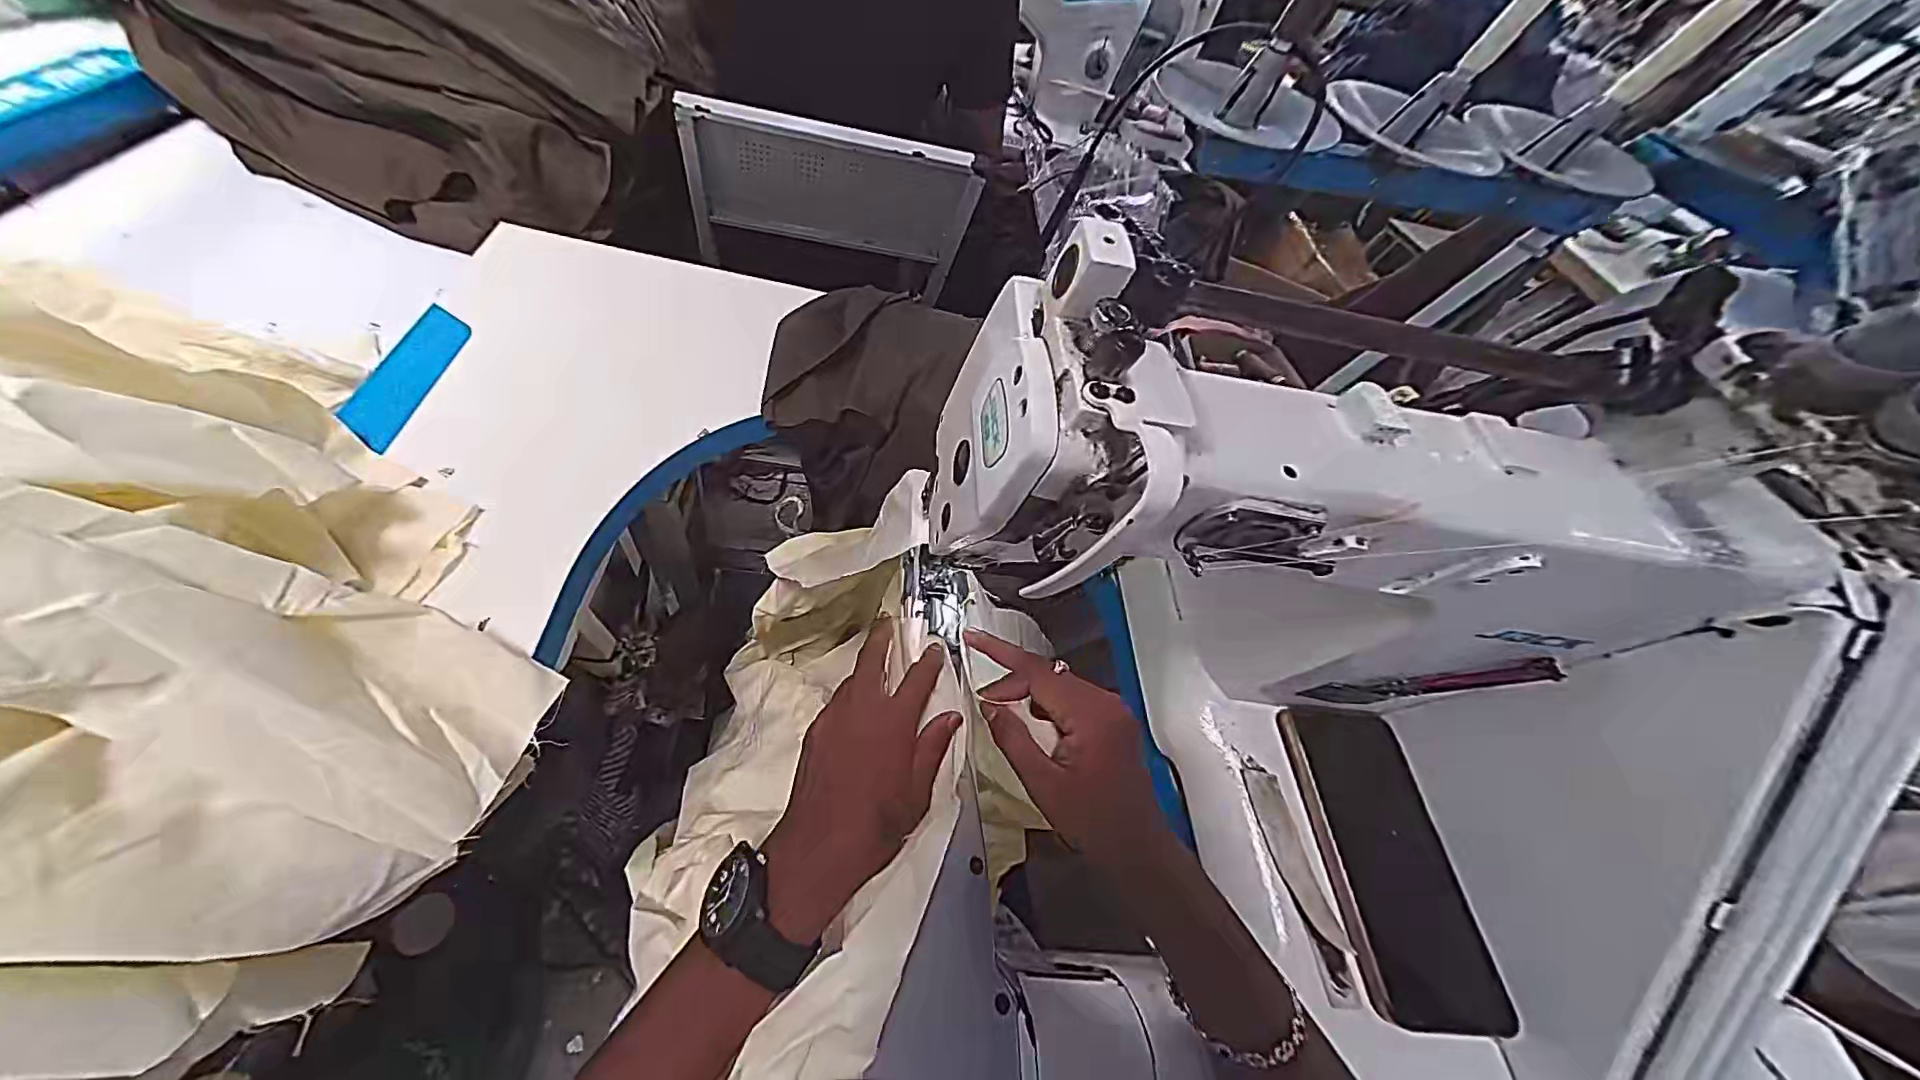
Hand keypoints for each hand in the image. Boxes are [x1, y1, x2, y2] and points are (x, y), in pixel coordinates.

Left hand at [763, 617, 960, 942]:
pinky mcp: (816, 733)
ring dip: (866, 669)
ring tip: (877, 667)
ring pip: (853, 681)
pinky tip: (857, 707)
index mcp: (894, 723)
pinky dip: (850, 695)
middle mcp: (862, 711)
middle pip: (873, 661)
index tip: (935, 651)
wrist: (818, 847)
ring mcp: (834, 719)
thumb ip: (933, 748)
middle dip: (883, 638)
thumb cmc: (874, 825)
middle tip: (890, 623)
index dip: (929, 661)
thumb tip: (948, 720)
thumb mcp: (918, 792)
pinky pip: (837, 702)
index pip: (917, 679)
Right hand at [965, 628, 1170, 870]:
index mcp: (1091, 715)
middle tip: (986, 704)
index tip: (975, 639)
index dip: (1000, 653)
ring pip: (1060, 686)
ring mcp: (1113, 711)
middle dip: (1013, 684)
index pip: (1037, 672)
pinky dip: (1049, 706)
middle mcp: (1107, 704)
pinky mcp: (1113, 720)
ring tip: (1007, 716)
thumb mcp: (1042, 783)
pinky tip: (1036, 728)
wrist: (1137, 847)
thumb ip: (1012, 738)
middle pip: (1049, 675)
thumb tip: (990, 707)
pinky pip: (1073, 699)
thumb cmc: (1095, 822)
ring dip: (1030, 696)